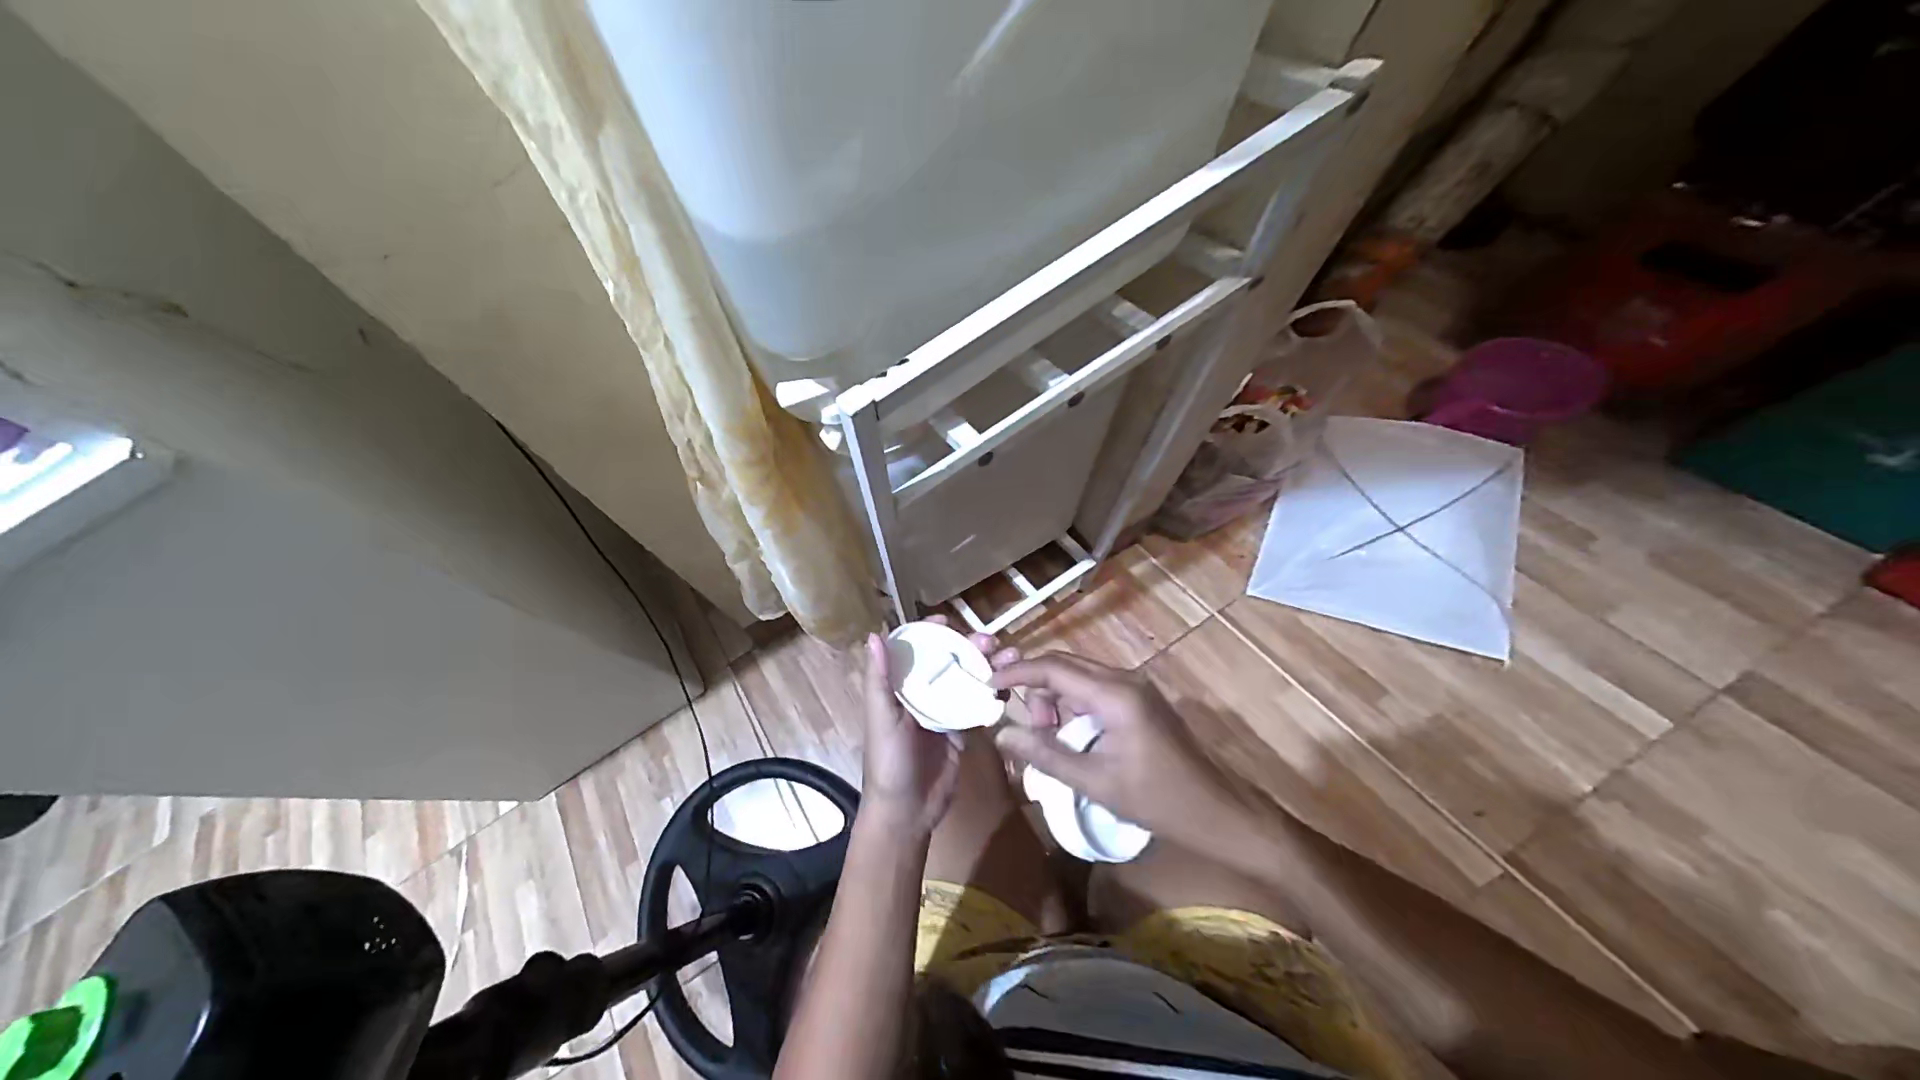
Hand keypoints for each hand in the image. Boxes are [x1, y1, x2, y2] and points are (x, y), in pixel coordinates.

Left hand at [858, 617, 1006, 836]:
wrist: (907, 811)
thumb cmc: (888, 761)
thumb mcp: (881, 718)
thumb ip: (879, 679)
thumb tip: (874, 636)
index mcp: (900, 688)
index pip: (916, 651)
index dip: (931, 632)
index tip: (950, 620)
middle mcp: (923, 695)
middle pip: (948, 662)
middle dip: (970, 647)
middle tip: (992, 640)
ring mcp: (945, 712)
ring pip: (967, 680)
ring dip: (989, 665)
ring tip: (1012, 654)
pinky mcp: (962, 731)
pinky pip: (978, 706)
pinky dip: (994, 694)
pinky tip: (1011, 684)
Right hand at [991, 652, 1240, 847]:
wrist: (1217, 811)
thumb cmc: (1157, 800)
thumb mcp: (1095, 782)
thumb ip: (1046, 754)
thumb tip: (1002, 732)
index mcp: (1114, 695)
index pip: (1053, 668)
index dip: (1017, 672)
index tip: (987, 683)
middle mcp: (1125, 679)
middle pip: (1065, 666)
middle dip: (1036, 689)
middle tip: (1026, 727)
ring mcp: (1135, 687)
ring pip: (1079, 677)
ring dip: (1056, 699)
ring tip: (1050, 739)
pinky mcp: (1140, 700)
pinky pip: (1095, 689)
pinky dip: (1075, 706)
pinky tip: (1073, 737)